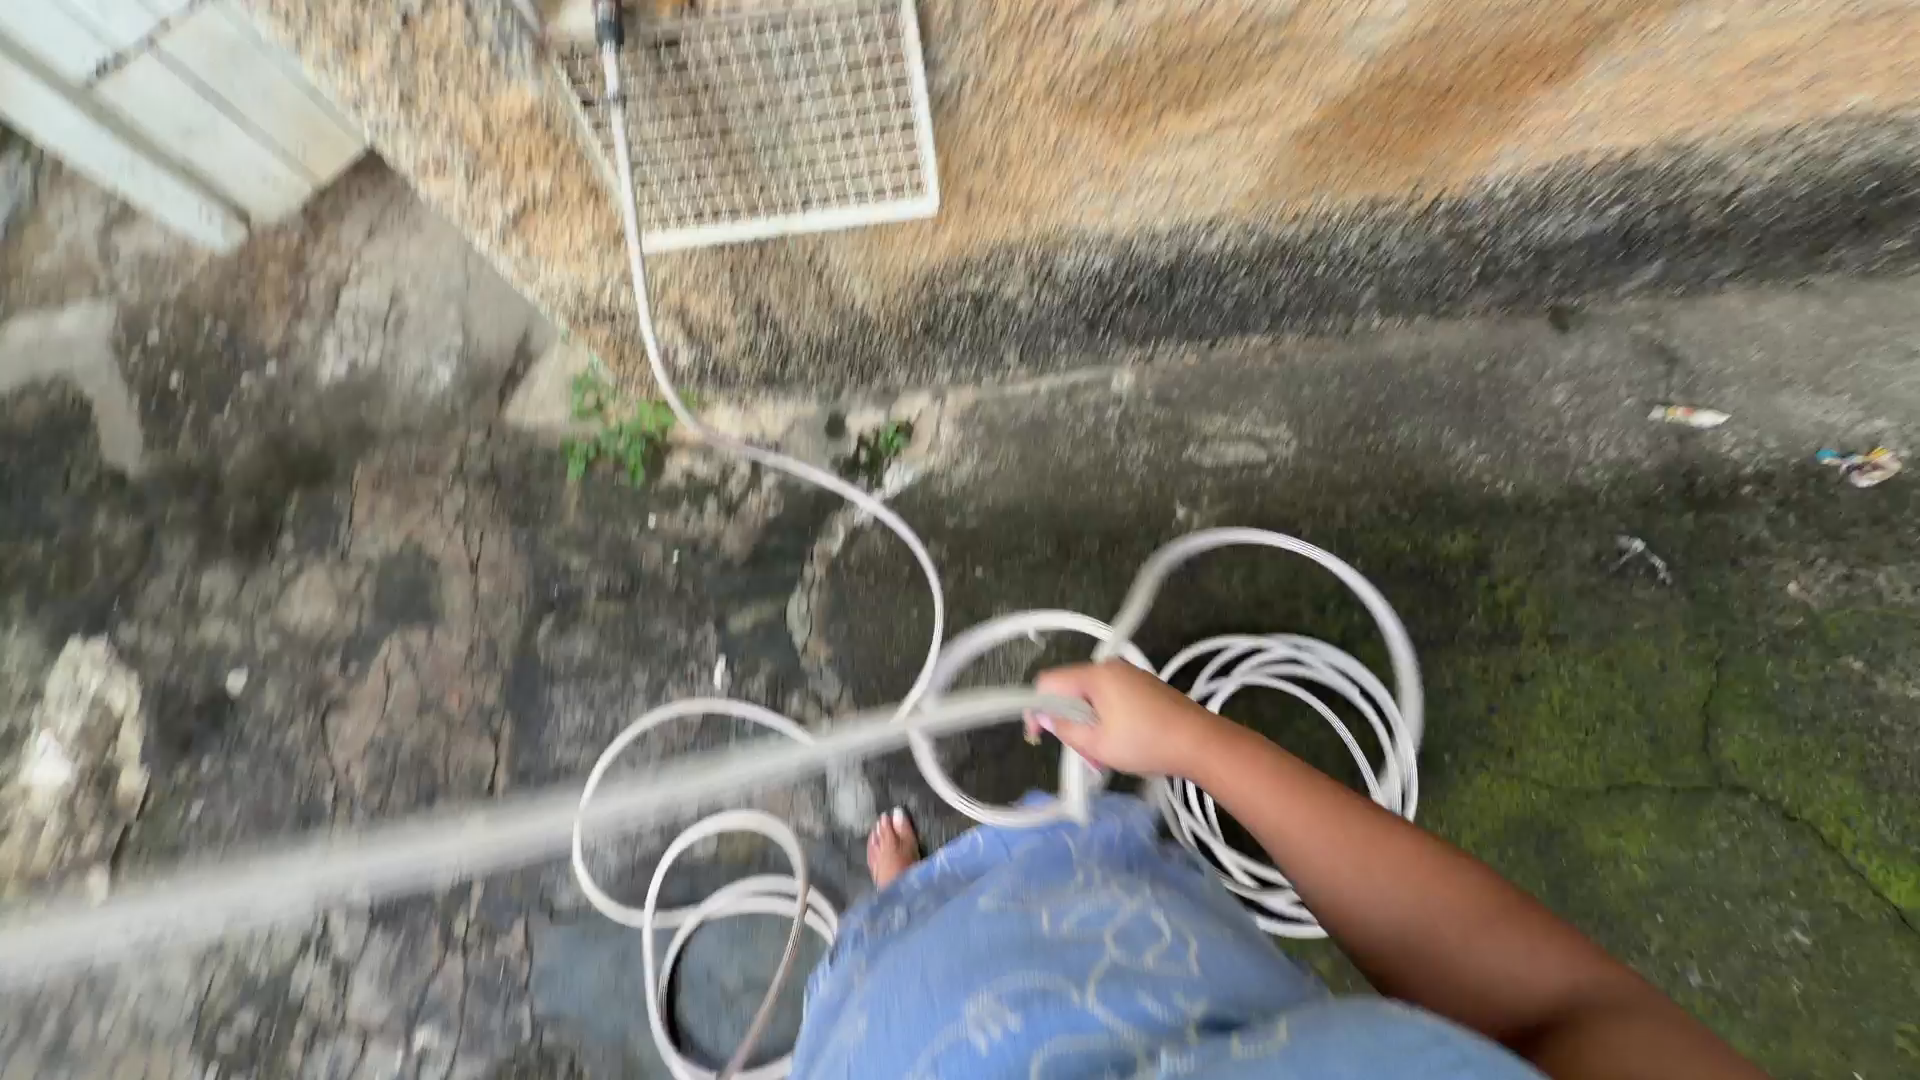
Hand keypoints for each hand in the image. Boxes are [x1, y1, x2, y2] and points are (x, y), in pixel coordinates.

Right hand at [1027, 660, 1232, 778]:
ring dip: (1088, 724)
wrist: (1201, 743)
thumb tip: (1045, 716)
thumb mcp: (1097, 744)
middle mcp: (1110, 667)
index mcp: (1096, 675)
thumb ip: (1064, 728)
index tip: (1040, 736)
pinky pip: (1110, 698)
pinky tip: (1122, 742)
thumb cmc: (1146, 743)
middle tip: (1082, 751)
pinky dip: (1106, 719)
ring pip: (1090, 697)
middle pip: (1070, 689)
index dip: (1037, 708)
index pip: (1049, 682)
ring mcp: (1129, 675)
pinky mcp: (1143, 686)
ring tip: (1104, 753)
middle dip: (1068, 720)